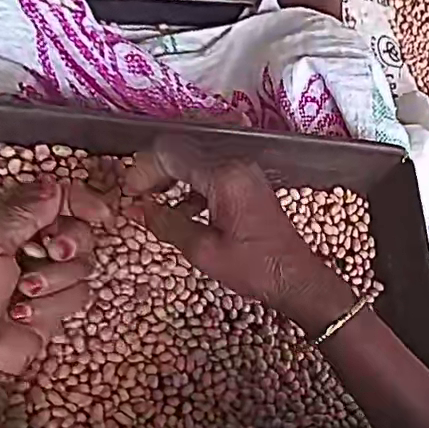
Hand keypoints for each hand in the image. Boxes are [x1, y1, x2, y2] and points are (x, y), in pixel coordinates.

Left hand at [0, 176, 109, 427]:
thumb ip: (23, 210)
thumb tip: (54, 187)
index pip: (50, 199)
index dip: (77, 202)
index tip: (99, 212)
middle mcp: (23, 247)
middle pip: (75, 232)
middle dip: (70, 243)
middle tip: (53, 252)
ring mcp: (41, 278)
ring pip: (81, 266)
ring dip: (55, 279)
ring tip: (25, 292)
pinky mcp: (53, 308)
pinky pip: (77, 295)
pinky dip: (53, 305)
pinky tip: (24, 313)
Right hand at [123, 138, 352, 332]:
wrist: (298, 280)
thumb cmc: (256, 270)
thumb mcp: (205, 252)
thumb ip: (168, 225)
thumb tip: (138, 210)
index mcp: (224, 175)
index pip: (170, 153)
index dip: (143, 170)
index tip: (130, 193)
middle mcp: (237, 163)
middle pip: (184, 147)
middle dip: (156, 167)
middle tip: (140, 192)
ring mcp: (247, 171)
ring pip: (199, 156)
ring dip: (174, 174)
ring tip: (157, 200)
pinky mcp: (252, 184)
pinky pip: (215, 170)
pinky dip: (195, 182)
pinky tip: (184, 209)